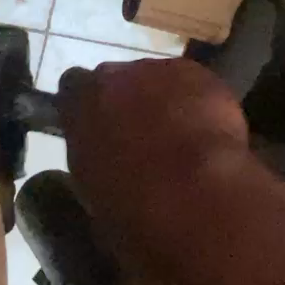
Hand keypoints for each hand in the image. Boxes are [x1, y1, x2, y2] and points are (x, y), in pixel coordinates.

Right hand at [58, 58, 251, 248]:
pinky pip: (195, 88)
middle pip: (117, 81)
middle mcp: (117, 75)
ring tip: (182, 146)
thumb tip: (101, 169)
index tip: (96, 133)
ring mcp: (163, 71)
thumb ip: (91, 165)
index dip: (86, 109)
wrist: (202, 201)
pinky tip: (211, 140)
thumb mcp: (91, 198)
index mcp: (81, 102)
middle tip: (141, 146)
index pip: (73, 88)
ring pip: (158, 82)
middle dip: (126, 105)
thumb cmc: (135, 213)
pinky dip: (200, 107)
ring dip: (164, 105)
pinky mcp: (205, 78)